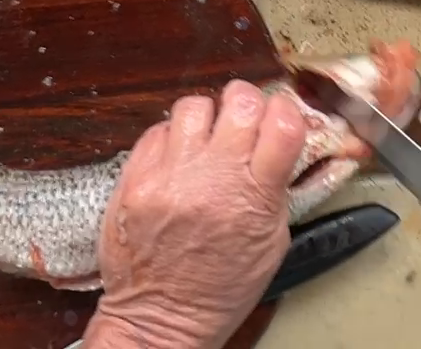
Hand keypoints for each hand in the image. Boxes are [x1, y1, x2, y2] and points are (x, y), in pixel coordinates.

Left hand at [83, 81, 307, 348]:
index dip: (283, 109)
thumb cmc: (221, 284)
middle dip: (244, 102)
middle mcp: (213, 178)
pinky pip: (158, 128)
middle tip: (239, 120)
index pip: (283, 123)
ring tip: (202, 142)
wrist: (158, 319)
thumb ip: (276, 184)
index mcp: (255, 196)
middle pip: (240, 100)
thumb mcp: (272, 240)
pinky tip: (175, 162)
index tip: (276, 117)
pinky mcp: (136, 176)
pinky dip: (171, 139)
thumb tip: (280, 136)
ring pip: (195, 105)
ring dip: (204, 118)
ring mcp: (171, 175)